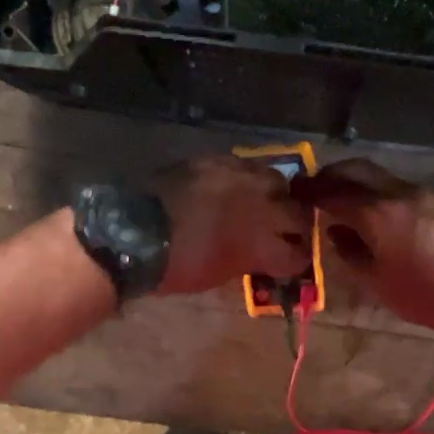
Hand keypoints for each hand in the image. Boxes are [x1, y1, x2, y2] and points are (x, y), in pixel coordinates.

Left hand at [152, 155, 312, 294]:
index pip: (298, 254)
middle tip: (288, 231)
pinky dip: (248, 178)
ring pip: (278, 180)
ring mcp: (241, 179)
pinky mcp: (218, 160)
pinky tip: (239, 186)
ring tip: (265, 201)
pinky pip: (245, 165)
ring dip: (276, 194)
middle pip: (298, 214)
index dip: (297, 259)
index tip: (292, 261)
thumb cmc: (176, 266)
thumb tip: (259, 255)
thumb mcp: (221, 273)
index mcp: (262, 246)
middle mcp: (262, 207)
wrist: (135, 232)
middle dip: (296, 225)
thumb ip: (249, 260)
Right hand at [294, 159, 433, 331]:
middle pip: (355, 169)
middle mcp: (396, 193)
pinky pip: (396, 186)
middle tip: (313, 188)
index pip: (333, 192)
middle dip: (330, 175)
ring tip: (340, 199)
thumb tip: (334, 231)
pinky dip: (376, 190)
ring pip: (378, 175)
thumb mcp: (376, 281)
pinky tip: (372, 212)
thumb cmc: (422, 295)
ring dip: (355, 180)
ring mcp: (420, 193)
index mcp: (376, 213)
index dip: (310, 191)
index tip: (294, 192)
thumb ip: (350, 252)